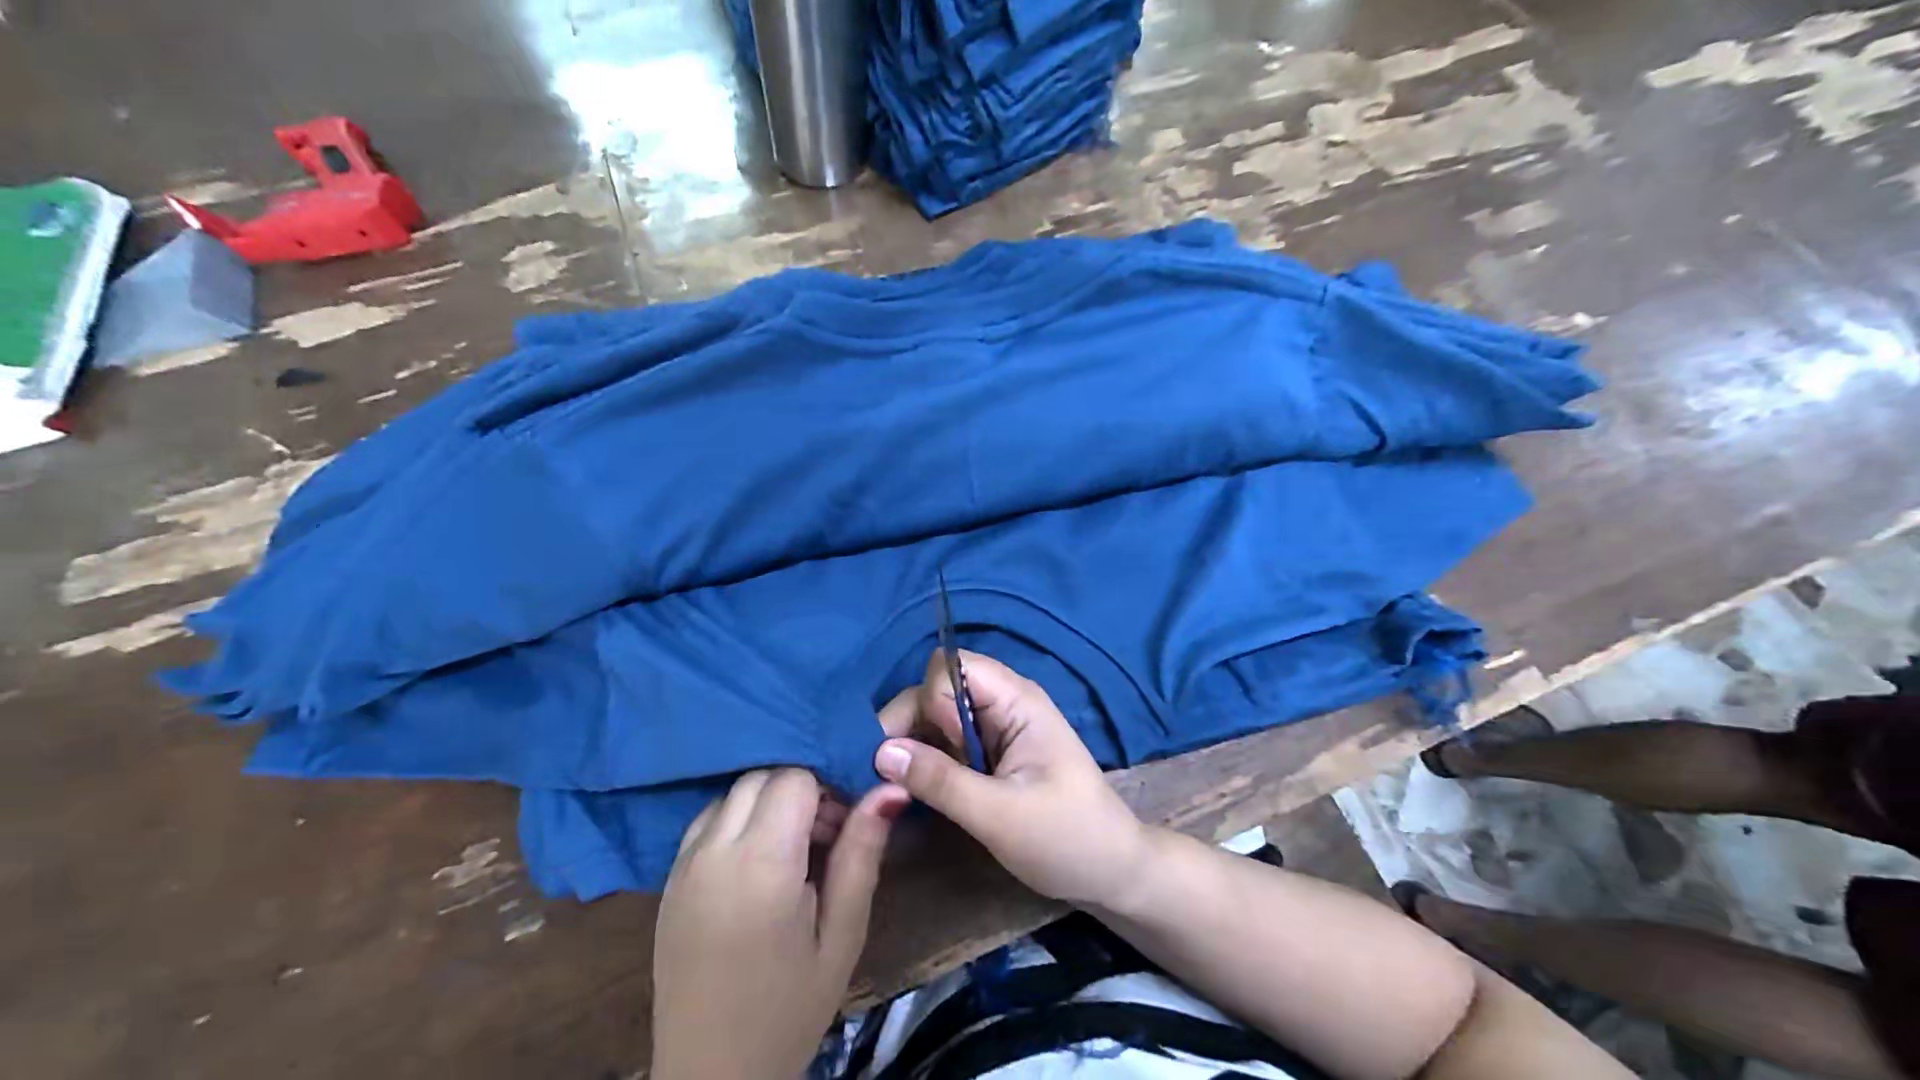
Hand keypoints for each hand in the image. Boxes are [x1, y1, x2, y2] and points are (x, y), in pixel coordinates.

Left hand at [652, 768, 906, 1079]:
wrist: (710, 1076)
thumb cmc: (790, 1009)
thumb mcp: (842, 935)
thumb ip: (862, 853)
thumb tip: (889, 787)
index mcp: (760, 865)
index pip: (795, 777)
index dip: (829, 787)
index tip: (848, 821)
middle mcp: (713, 851)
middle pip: (762, 776)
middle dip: (801, 788)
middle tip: (829, 834)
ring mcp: (682, 863)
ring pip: (733, 792)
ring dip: (769, 801)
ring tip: (795, 850)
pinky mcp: (669, 877)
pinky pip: (708, 818)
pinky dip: (739, 818)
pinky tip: (759, 860)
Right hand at [872, 650, 1150, 906]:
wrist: (1110, 872)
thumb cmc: (1066, 839)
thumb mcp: (1000, 816)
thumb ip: (941, 781)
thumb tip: (881, 753)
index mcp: (1016, 700)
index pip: (951, 667)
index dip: (930, 701)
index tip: (931, 750)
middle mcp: (1002, 704)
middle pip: (936, 689)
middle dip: (909, 725)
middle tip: (892, 777)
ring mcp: (994, 729)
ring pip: (934, 717)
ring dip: (912, 746)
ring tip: (897, 788)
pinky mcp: (988, 754)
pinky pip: (944, 742)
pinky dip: (924, 761)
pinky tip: (914, 789)